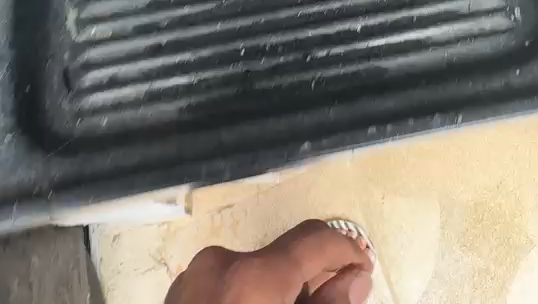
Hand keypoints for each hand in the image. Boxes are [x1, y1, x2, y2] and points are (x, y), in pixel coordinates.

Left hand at [165, 220, 372, 303]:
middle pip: (282, 258)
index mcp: (253, 276)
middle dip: (311, 280)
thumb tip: (354, 279)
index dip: (346, 250)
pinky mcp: (174, 299)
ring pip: (252, 274)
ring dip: (278, 294)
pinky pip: (223, 287)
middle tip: (330, 303)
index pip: (314, 239)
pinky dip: (246, 301)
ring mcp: (191, 280)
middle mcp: (219, 264)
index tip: (363, 271)